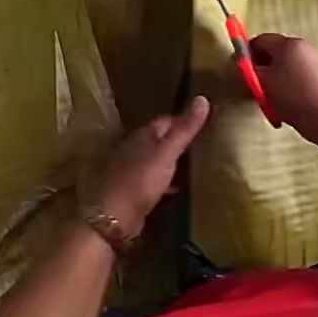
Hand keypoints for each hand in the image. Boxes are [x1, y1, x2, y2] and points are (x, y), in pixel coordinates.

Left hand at [83, 97, 210, 233]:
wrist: (112, 218)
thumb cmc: (140, 181)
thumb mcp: (167, 154)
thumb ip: (185, 130)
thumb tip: (202, 98)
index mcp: (143, 135)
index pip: (167, 120)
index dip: (185, 120)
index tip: (205, 123)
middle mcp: (134, 149)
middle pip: (160, 139)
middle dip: (179, 140)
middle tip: (204, 143)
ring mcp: (131, 170)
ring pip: (157, 160)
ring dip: (173, 161)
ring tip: (196, 165)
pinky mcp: (132, 191)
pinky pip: (154, 180)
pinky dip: (166, 180)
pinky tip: (177, 188)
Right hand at [247, 34, 317, 133]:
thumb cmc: (290, 95)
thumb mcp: (261, 83)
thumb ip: (246, 70)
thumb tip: (239, 63)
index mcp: (288, 43)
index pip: (260, 40)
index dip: (246, 53)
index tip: (239, 69)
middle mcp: (303, 46)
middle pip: (274, 52)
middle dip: (261, 67)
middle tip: (253, 85)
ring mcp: (315, 60)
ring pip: (286, 65)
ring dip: (274, 78)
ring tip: (269, 99)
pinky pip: (297, 75)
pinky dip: (288, 85)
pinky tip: (284, 103)